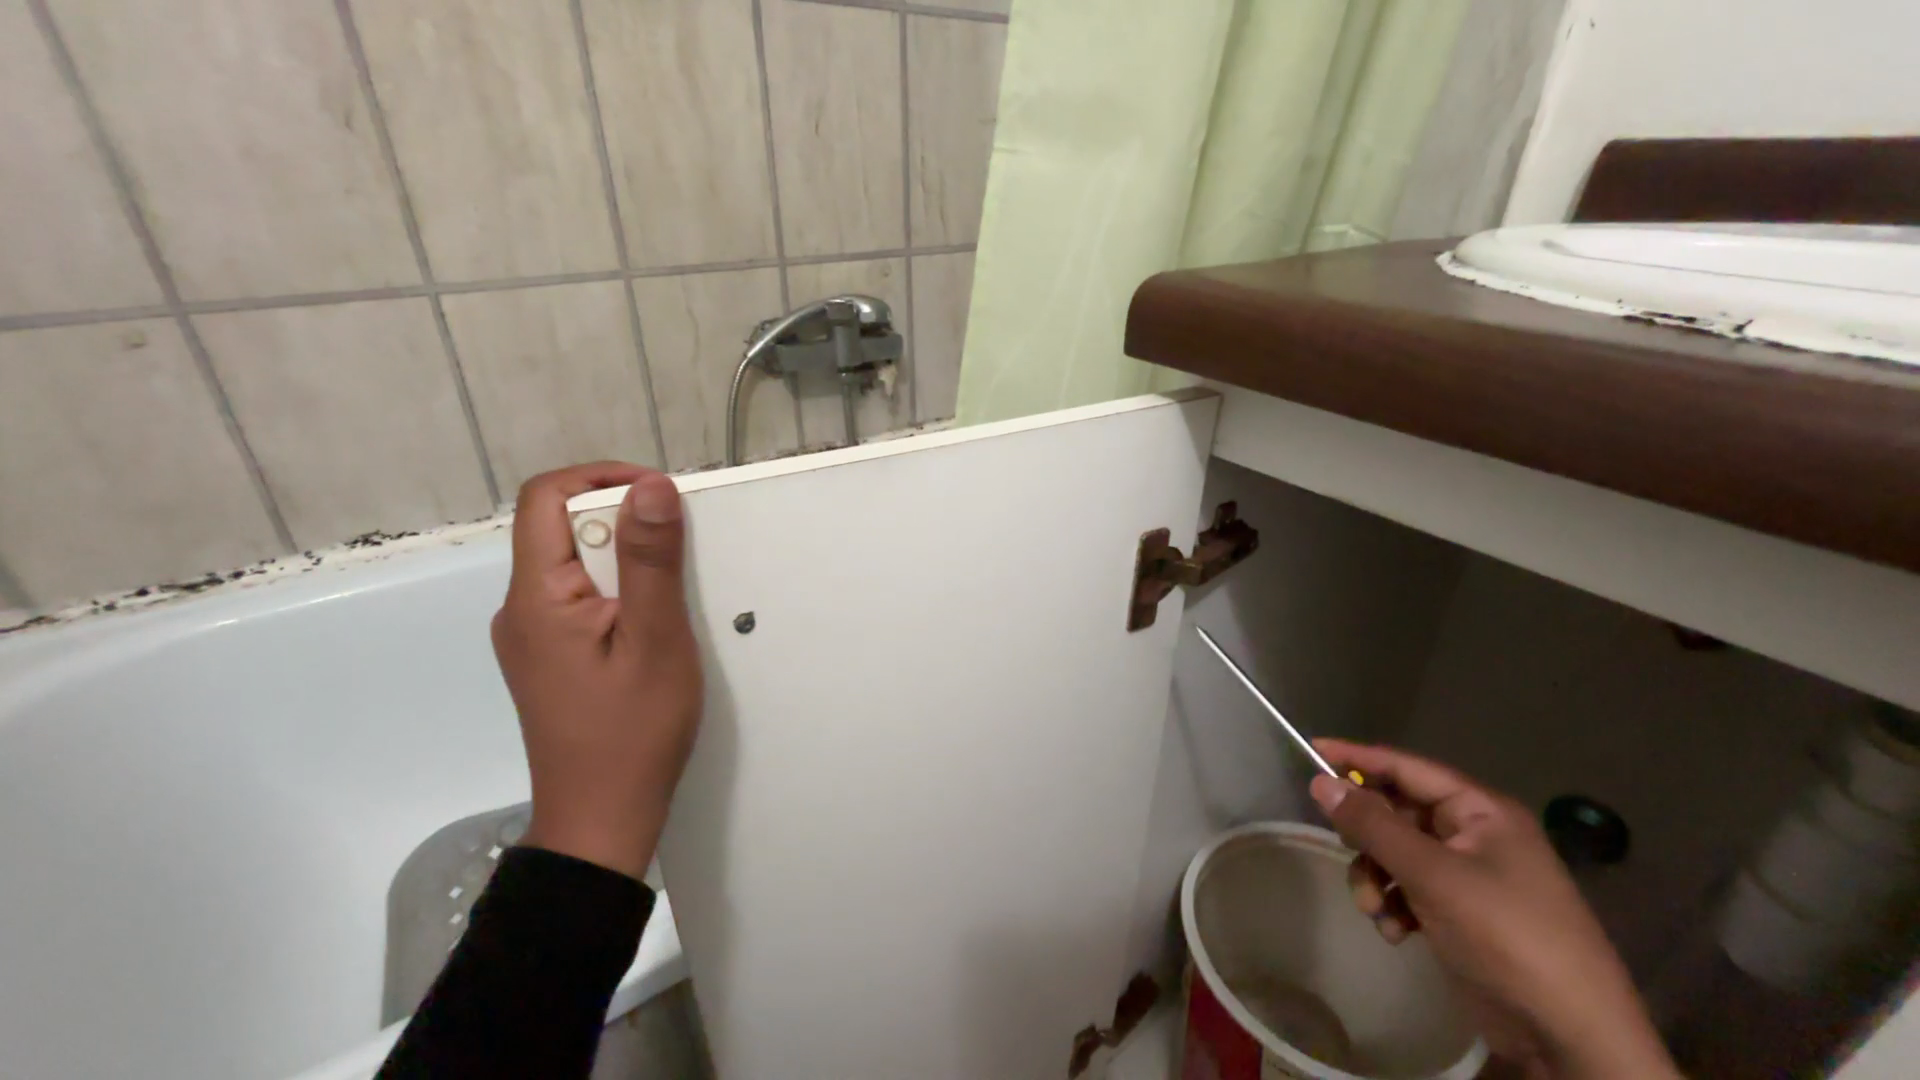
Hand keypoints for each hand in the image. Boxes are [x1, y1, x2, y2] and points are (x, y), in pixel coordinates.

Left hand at [491, 463, 702, 881]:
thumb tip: (650, 485)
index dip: (599, 477)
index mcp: (536, 598)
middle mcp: (520, 610)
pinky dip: (616, 593)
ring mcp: (530, 638)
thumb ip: (652, 561)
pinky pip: (577, 601)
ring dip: (623, 559)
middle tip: (679, 548)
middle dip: (621, 522)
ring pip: (572, 567)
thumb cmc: (632, 733)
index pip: (545, 499)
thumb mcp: (656, 641)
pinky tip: (650, 627)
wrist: (601, 821)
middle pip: (559, 530)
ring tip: (672, 591)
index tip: (657, 493)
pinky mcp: (547, 660)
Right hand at [1309, 740, 1679, 1079]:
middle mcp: (1475, 835)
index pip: (1408, 767)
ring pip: (1396, 854)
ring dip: (1376, 878)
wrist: (1568, 1033)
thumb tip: (1321, 781)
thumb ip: (1373, 826)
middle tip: (1341, 847)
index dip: (1359, 757)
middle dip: (1367, 836)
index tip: (1311, 750)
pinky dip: (1395, 906)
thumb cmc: (1505, 934)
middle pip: (1398, 813)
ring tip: (1376, 910)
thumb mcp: (1432, 875)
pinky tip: (1397, 933)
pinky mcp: (1461, 913)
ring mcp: (1469, 876)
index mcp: (1481, 812)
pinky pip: (1409, 890)